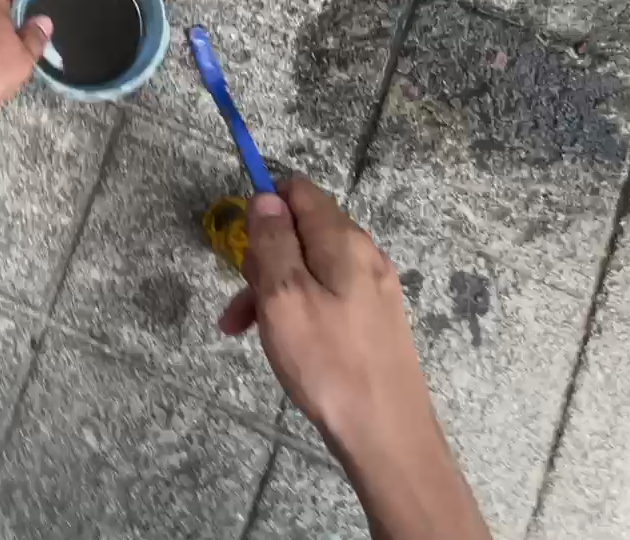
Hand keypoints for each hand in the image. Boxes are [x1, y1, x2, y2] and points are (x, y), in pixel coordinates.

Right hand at [217, 177, 487, 539]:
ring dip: (270, 286)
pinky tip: (276, 338)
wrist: (387, 439)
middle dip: (262, 254)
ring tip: (245, 326)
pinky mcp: (372, 319)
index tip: (242, 240)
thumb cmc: (326, 361)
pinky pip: (322, 294)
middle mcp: (363, 256)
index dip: (264, 204)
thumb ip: (271, 239)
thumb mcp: (282, 294)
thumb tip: (265, 196)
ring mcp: (371, 289)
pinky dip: (293, 306)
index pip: (299, 191)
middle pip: (299, 230)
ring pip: (305, 266)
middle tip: (244, 293)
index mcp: (343, 242)